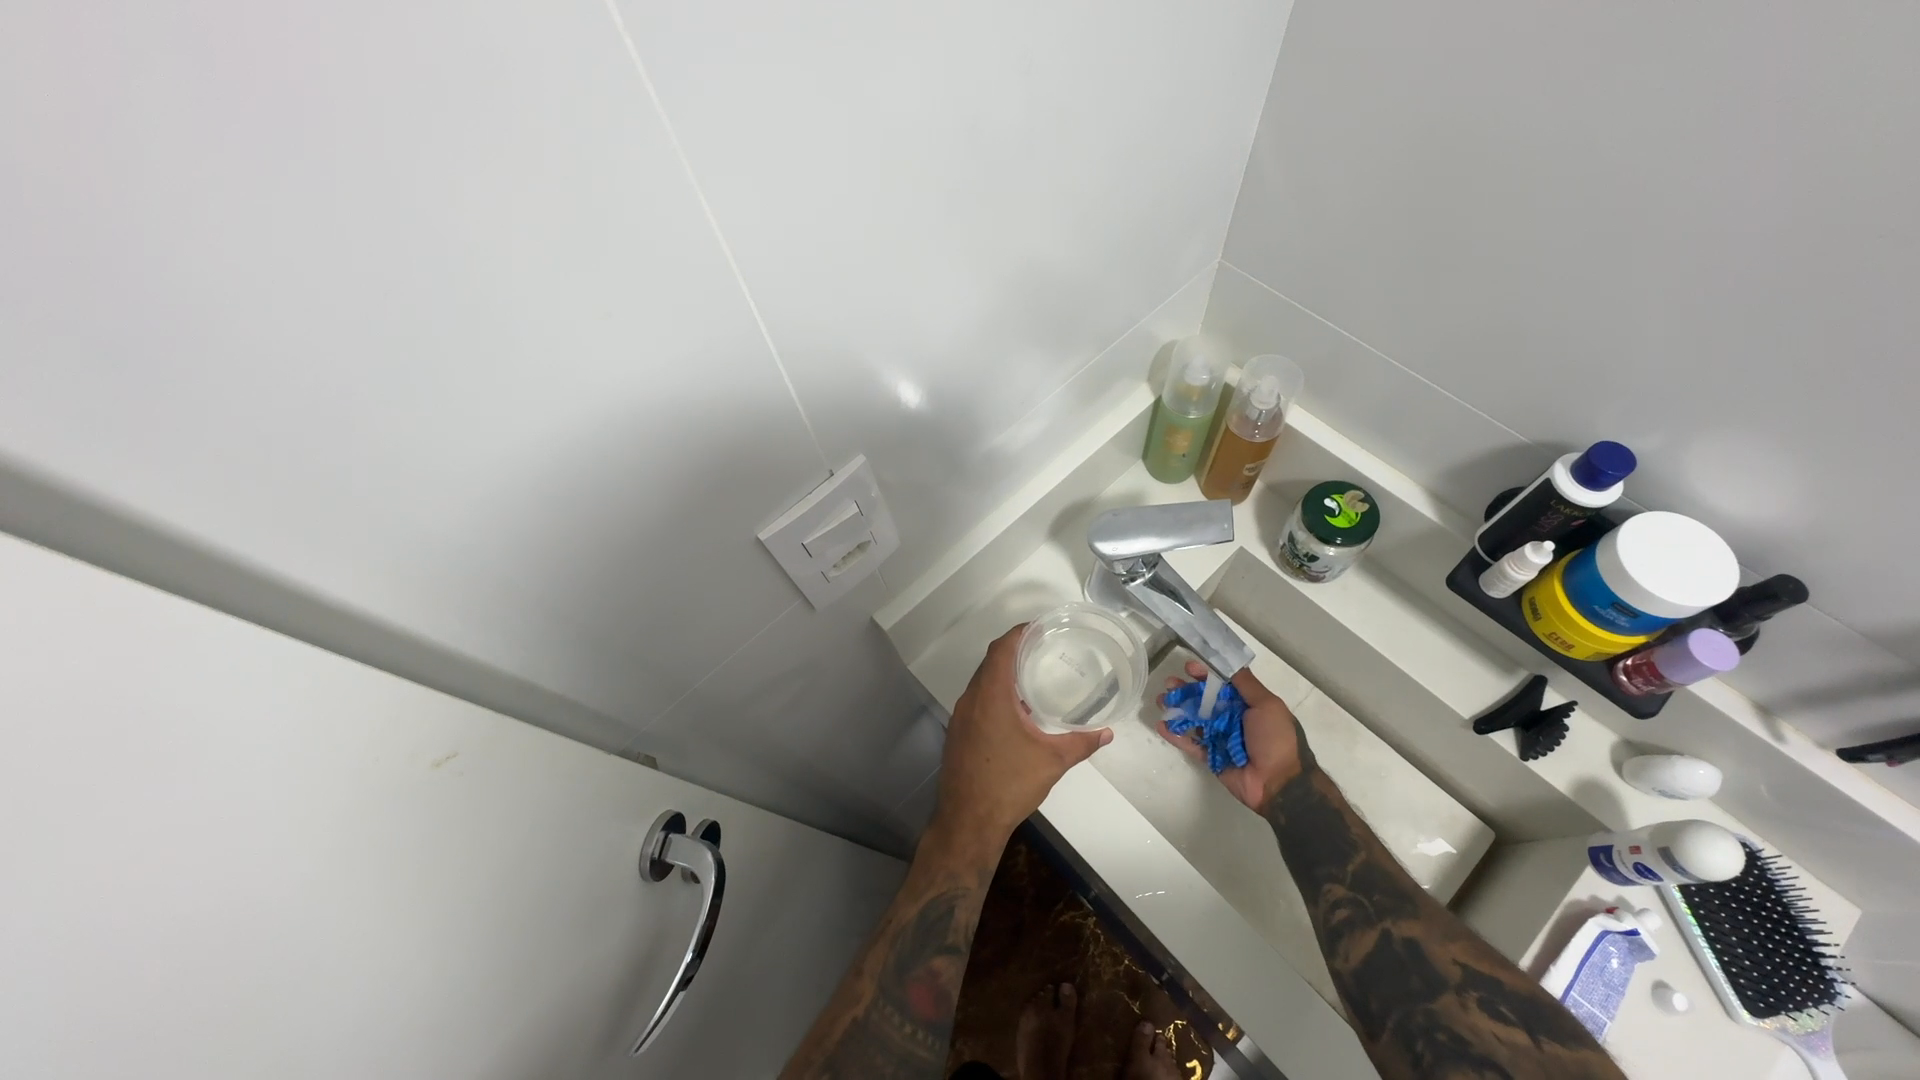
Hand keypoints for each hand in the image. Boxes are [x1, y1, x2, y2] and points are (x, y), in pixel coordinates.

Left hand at [933, 624, 1112, 839]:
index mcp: (991, 696)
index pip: (1001, 650)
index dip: (1018, 633)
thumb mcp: (1052, 761)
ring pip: (981, 684)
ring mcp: (960, 718)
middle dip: (1013, 652)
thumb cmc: (1010, 784)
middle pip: (990, 664)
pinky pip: (976, 703)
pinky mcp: (957, 735)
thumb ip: (1081, 743)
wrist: (968, 821)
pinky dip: (994, 697)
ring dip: (1003, 676)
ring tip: (1031, 677)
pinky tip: (1015, 712)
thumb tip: (1107, 733)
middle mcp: (971, 700)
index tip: (1037, 627)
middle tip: (1041, 650)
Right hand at [1157, 660, 1307, 813]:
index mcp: (1248, 705)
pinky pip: (1191, 743)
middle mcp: (1233, 718)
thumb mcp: (1267, 705)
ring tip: (1162, 701)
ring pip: (1194, 719)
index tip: (1189, 667)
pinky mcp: (1211, 757)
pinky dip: (1176, 734)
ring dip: (1178, 709)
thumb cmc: (1275, 739)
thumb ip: (1246, 684)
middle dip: (1186, 690)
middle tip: (1169, 684)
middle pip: (1205, 700)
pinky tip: (1161, 725)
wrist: (1280, 783)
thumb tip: (1228, 664)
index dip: (1206, 675)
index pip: (1223, 684)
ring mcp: (1220, 738)